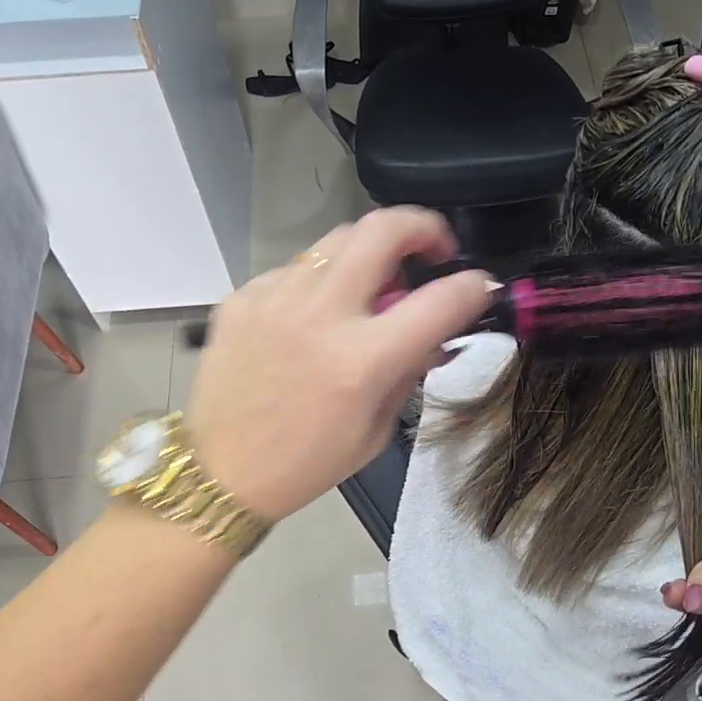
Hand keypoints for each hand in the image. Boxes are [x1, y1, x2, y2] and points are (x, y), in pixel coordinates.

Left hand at [184, 208, 491, 521]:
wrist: (222, 473)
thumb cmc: (307, 463)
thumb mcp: (375, 431)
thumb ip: (407, 371)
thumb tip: (432, 331)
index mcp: (360, 361)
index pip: (440, 300)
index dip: (473, 287)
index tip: (479, 287)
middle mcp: (319, 316)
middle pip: (382, 229)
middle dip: (422, 227)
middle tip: (432, 250)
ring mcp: (274, 298)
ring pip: (337, 241)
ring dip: (369, 256)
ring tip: (370, 290)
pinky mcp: (242, 297)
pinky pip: (296, 269)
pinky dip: (320, 284)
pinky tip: (314, 319)